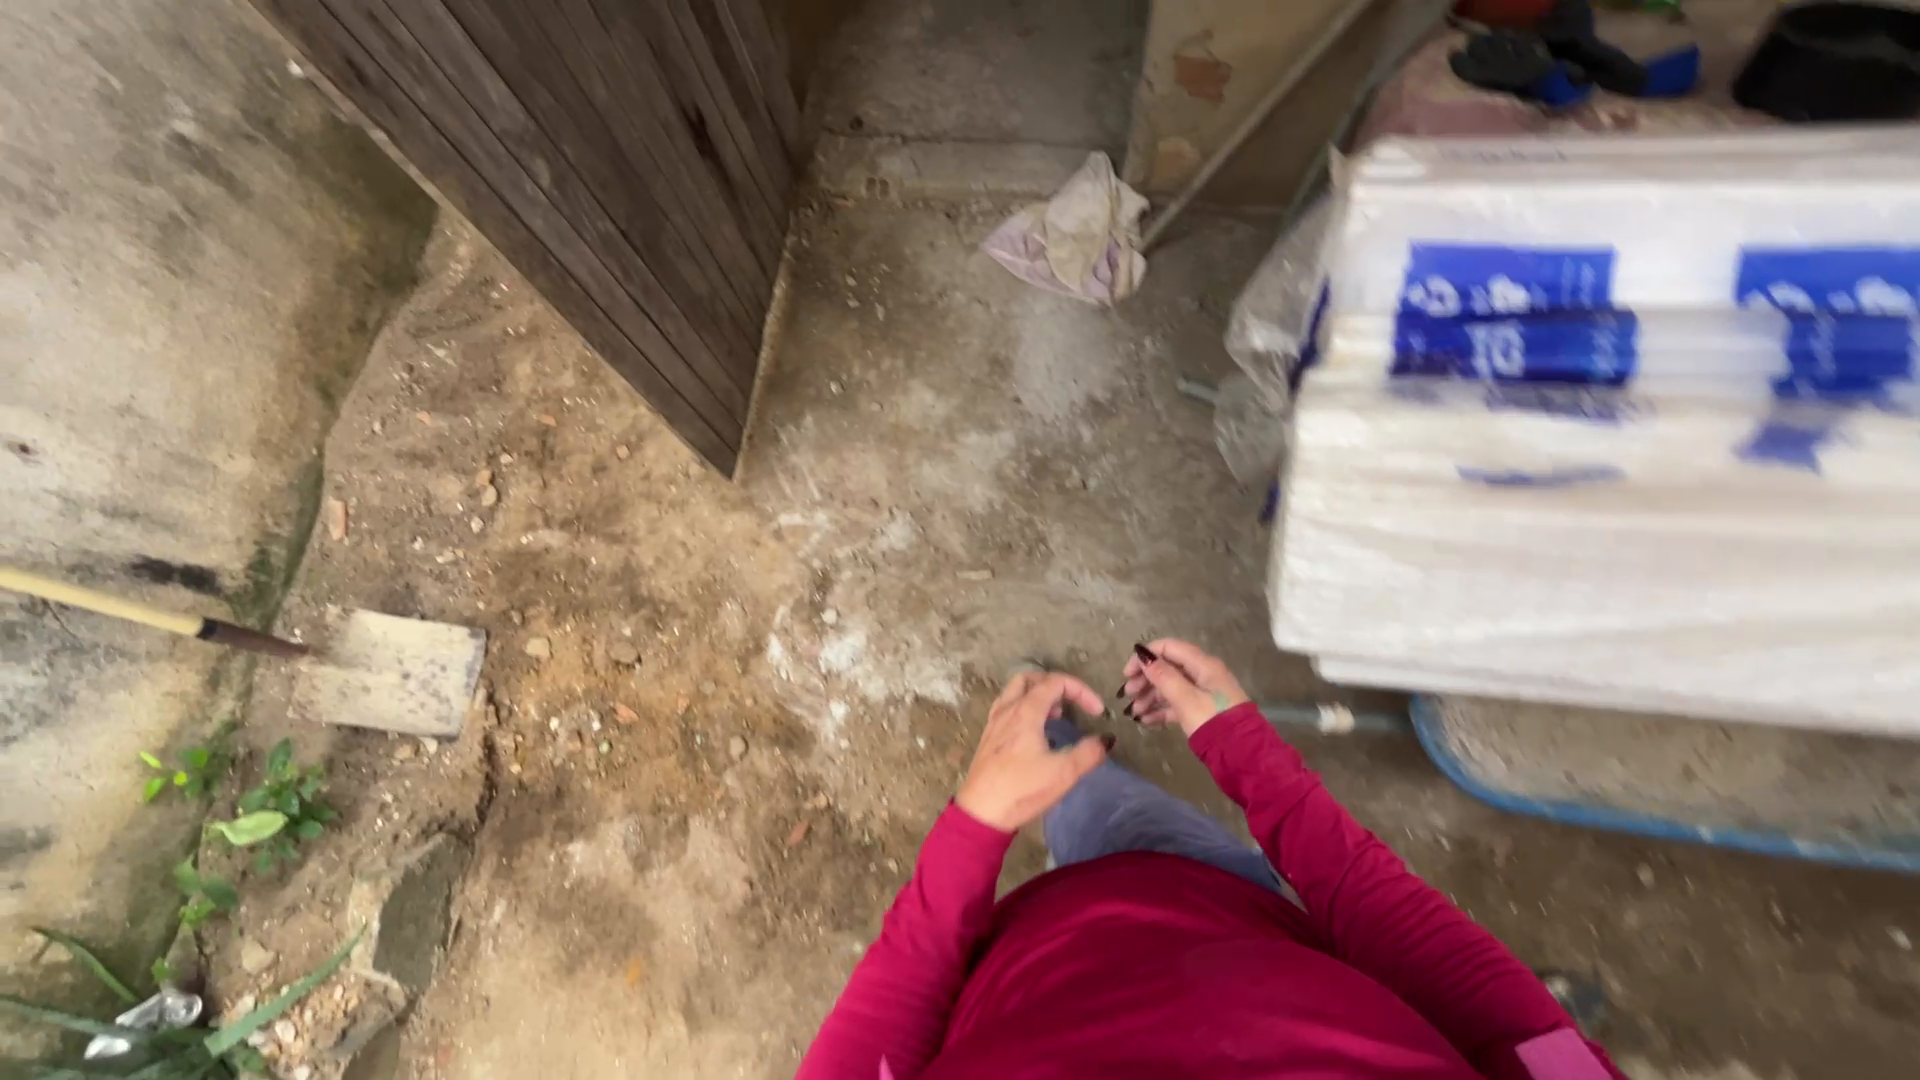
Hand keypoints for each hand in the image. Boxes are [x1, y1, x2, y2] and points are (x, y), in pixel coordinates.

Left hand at [956, 672, 1109, 831]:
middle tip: (1071, 703)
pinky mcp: (988, 737)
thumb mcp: (1064, 772)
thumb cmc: (1022, 789)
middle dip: (1054, 684)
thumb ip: (1089, 753)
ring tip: (1056, 715)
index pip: (1055, 682)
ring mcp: (994, 722)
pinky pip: (1007, 708)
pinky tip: (1034, 733)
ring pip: (1014, 692)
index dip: (1081, 690)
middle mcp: (1007, 709)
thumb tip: (1105, 740)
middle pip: (1029, 679)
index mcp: (1026, 711)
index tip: (1098, 712)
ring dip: (1037, 695)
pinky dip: (1024, 709)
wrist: (982, 812)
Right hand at [1120, 639, 1250, 736]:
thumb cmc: (1212, 721)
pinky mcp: (1200, 710)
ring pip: (1169, 687)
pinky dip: (1160, 709)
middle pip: (1167, 668)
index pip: (1168, 648)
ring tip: (1133, 712)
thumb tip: (1143, 655)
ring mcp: (1201, 693)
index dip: (1145, 656)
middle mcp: (1202, 674)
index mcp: (1202, 665)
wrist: (1240, 754)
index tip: (1127, 673)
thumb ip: (1163, 676)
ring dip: (1149, 696)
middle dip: (1145, 679)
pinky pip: (1175, 703)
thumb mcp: (1185, 698)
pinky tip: (1145, 720)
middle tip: (1127, 694)